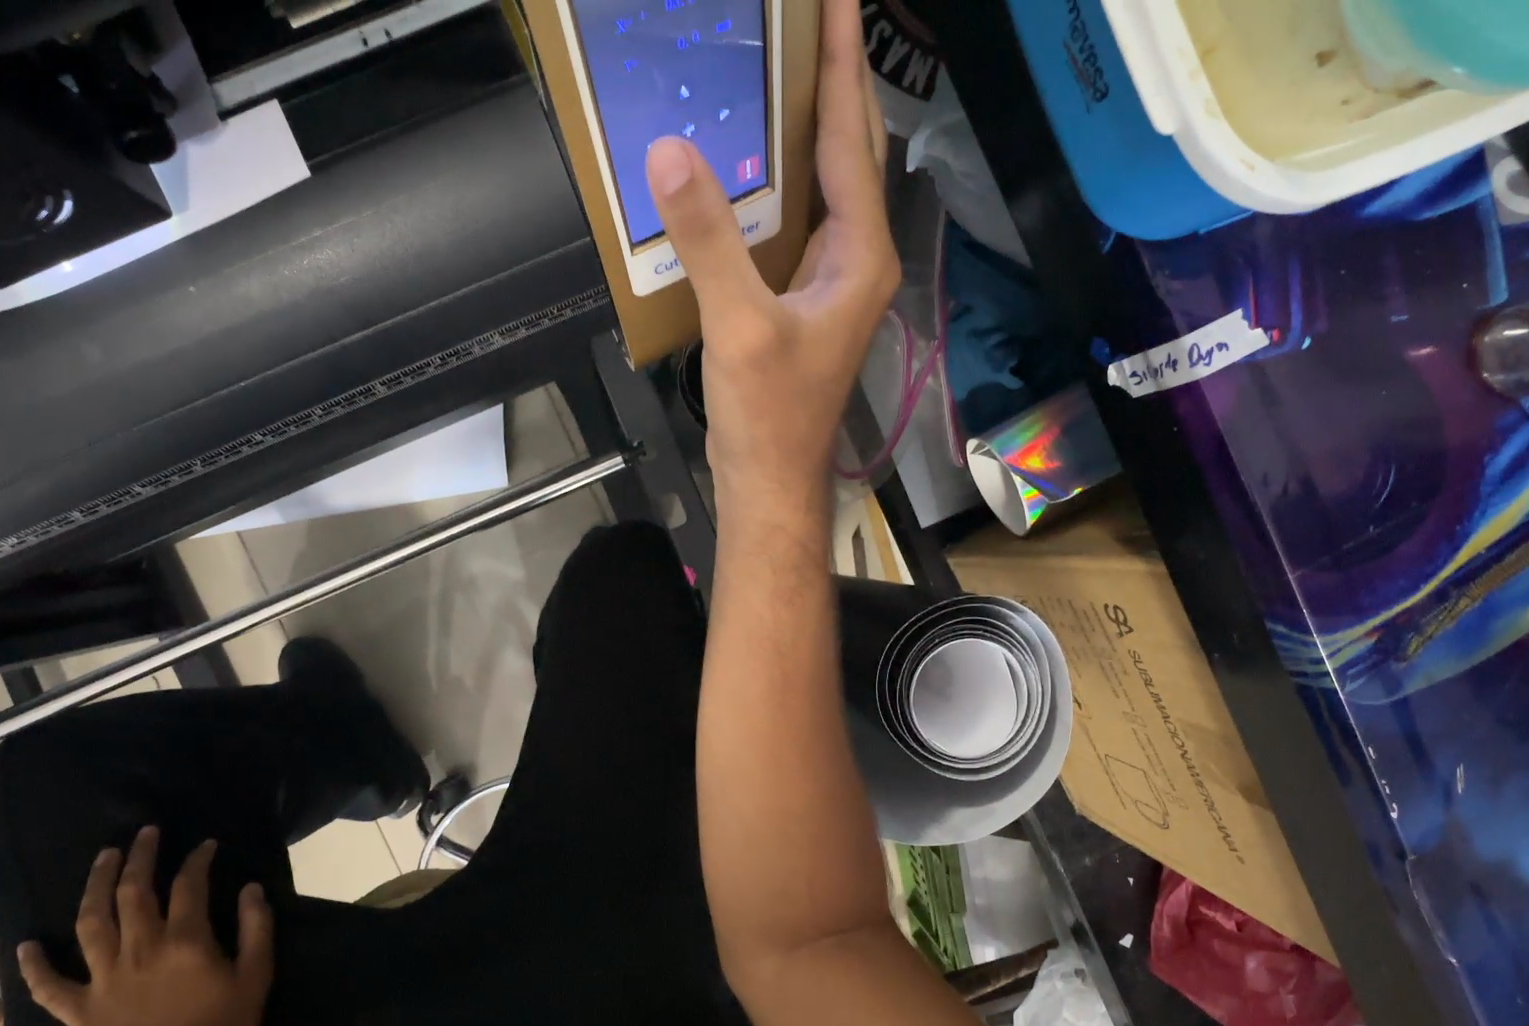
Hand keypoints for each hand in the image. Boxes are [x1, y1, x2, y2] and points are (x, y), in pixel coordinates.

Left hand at [17, 827, 274, 1025]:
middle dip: (140, 857)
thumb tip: (250, 888)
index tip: (206, 844)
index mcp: (184, 942)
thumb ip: (256, 930)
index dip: (198, 859)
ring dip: (95, 886)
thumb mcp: (255, 982)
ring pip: (91, 923)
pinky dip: (34, 967)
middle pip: (134, 893)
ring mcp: (104, 981)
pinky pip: (50, 988)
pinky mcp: (80, 1013)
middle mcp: (139, 951)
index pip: (190, 885)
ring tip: (103, 859)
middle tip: (145, 833)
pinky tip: (26, 945)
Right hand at [645, 0, 894, 514]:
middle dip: (835, 80)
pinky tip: (751, 161)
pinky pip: (796, 217)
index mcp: (858, 253)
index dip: (841, 64)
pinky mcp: (803, 296)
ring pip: (826, 182)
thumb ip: (708, 240)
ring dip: (810, 125)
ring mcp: (831, 277)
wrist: (770, 476)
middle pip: (850, 149)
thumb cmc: (768, 412)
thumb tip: (670, 151)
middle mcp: (855, 256)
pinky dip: (779, 178)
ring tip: (785, 69)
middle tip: (810, 19)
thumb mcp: (738, 325)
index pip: (851, 138)